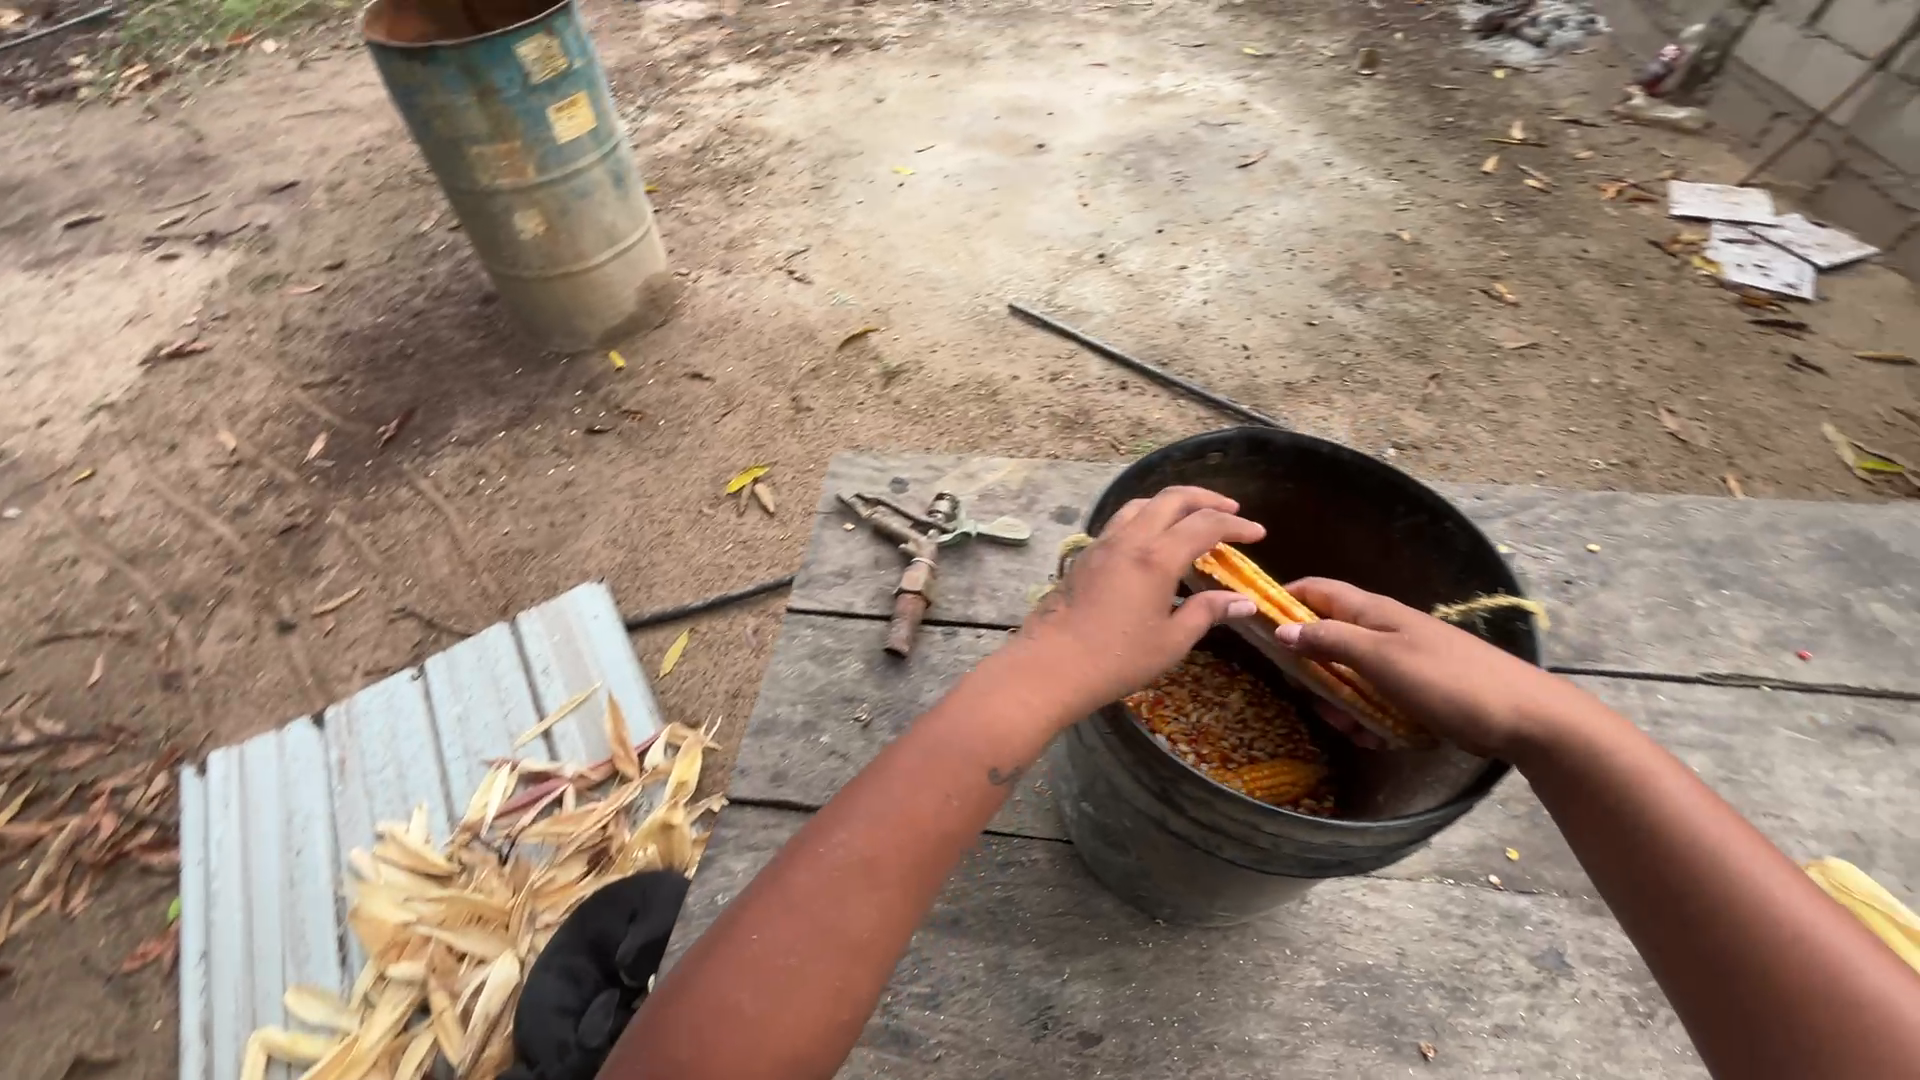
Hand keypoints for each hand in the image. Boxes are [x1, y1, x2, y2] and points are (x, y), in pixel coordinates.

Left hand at [1011, 486, 1264, 718]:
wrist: (1051, 665)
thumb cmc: (1116, 660)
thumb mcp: (1171, 641)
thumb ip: (1206, 612)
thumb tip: (1243, 601)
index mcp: (1155, 558)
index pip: (1204, 524)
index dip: (1235, 526)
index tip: (1257, 534)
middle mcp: (1128, 540)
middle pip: (1171, 499)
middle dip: (1206, 498)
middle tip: (1230, 512)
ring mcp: (1101, 545)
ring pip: (1140, 504)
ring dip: (1170, 503)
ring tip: (1190, 518)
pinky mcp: (1084, 556)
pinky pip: (1120, 522)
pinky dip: (1145, 518)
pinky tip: (1151, 541)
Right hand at [1273, 578, 1583, 760]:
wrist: (1528, 719)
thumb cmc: (1449, 680)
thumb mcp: (1380, 659)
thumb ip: (1328, 640)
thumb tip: (1280, 629)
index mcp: (1371, 612)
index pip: (1314, 590)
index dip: (1282, 601)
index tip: (1256, 626)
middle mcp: (1381, 631)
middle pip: (1324, 639)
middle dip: (1311, 670)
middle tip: (1311, 696)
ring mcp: (1400, 662)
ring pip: (1347, 677)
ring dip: (1340, 703)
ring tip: (1352, 727)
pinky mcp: (1415, 691)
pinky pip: (1374, 701)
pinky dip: (1369, 719)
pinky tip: (1380, 737)